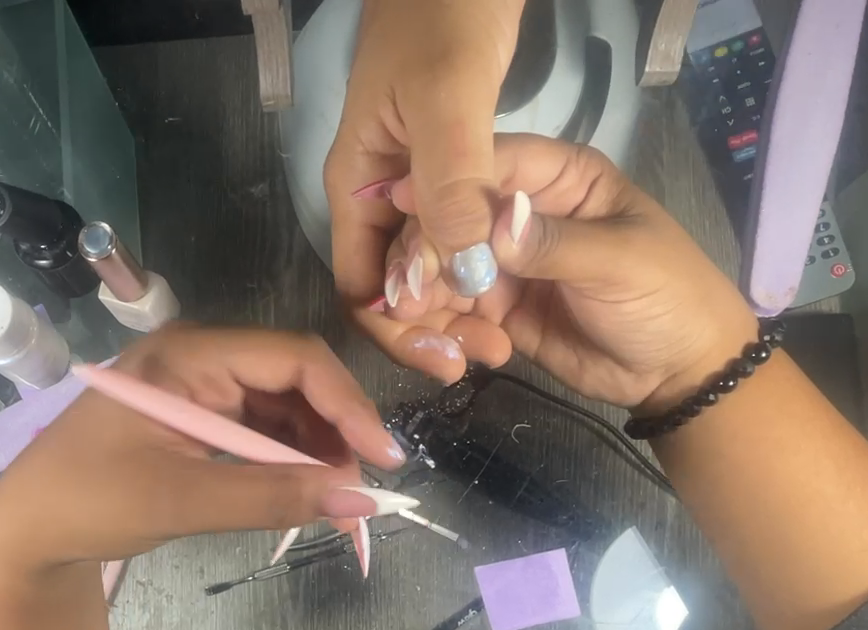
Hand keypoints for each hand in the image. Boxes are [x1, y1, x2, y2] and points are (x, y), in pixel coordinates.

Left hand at [0, 326, 406, 573]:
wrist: (29, 529)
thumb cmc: (88, 502)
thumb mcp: (181, 501)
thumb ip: (272, 498)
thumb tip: (360, 502)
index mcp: (189, 355)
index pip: (293, 360)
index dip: (348, 405)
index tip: (384, 459)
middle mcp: (200, 359)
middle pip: (293, 380)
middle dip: (334, 432)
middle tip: (360, 490)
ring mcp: (199, 388)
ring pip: (282, 407)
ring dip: (316, 450)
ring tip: (338, 498)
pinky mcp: (198, 418)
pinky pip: (260, 430)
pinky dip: (288, 461)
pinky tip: (305, 490)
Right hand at [325, 0, 524, 380]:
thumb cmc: (447, 17)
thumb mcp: (451, 101)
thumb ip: (452, 189)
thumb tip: (460, 276)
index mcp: (361, 191)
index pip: (360, 285)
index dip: (395, 328)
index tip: (439, 353)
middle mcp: (385, 206)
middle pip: (393, 293)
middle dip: (430, 331)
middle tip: (475, 357)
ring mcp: (422, 203)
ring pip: (428, 281)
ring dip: (458, 317)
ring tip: (498, 346)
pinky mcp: (457, 196)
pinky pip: (460, 255)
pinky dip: (480, 284)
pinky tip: (508, 305)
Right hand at [380, 135, 761, 408]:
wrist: (674, 372)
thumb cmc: (666, 298)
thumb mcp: (619, 261)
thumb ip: (554, 243)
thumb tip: (493, 224)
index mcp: (559, 179)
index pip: (491, 167)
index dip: (446, 186)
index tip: (400, 205)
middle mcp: (521, 216)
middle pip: (451, 221)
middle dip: (424, 254)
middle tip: (406, 295)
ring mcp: (504, 266)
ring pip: (442, 269)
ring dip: (425, 298)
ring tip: (417, 327)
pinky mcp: (495, 312)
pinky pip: (452, 313)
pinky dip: (441, 330)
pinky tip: (448, 352)